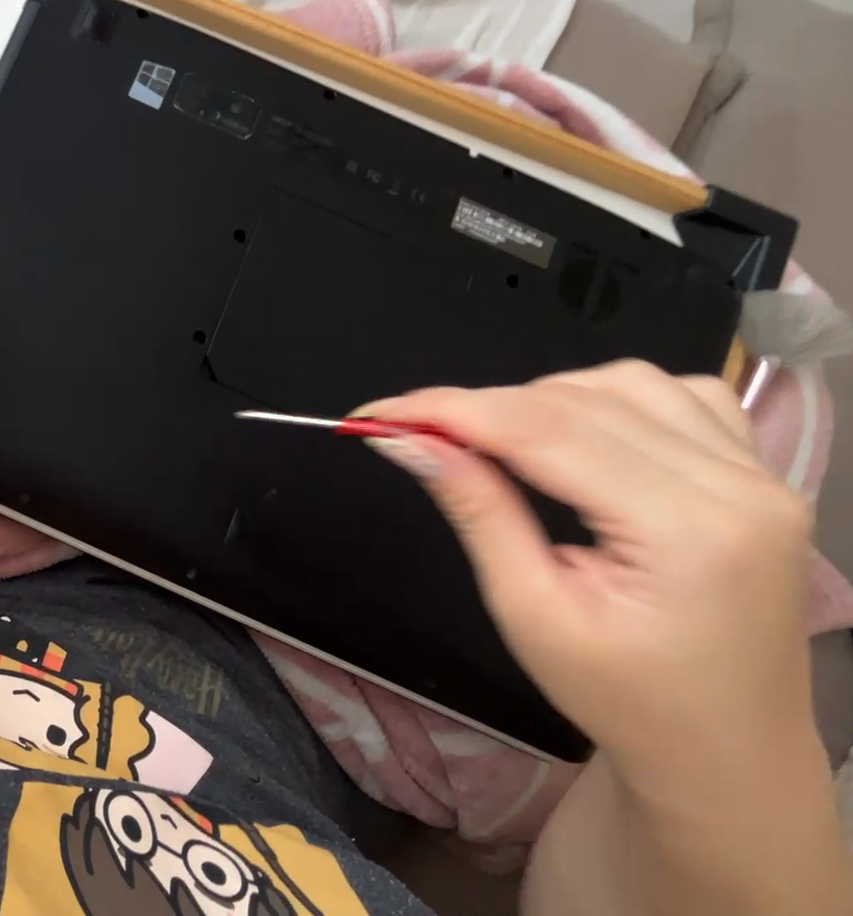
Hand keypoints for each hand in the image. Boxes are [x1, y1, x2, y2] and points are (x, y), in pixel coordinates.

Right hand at [360, 361, 818, 789]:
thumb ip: (476, 509)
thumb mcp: (528, 608)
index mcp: (686, 530)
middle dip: (474, 404)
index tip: (371, 415)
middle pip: (575, 400)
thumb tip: (406, 441)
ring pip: (623, 384)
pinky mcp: (757, 474)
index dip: (445, 410)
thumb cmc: (620, 695)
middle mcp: (738, 486)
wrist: (723, 747)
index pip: (541, 431)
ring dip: (537, 397)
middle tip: (406, 430)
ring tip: (486, 438)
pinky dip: (603, 396)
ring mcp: (759, 474)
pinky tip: (567, 429)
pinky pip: (676, 394)